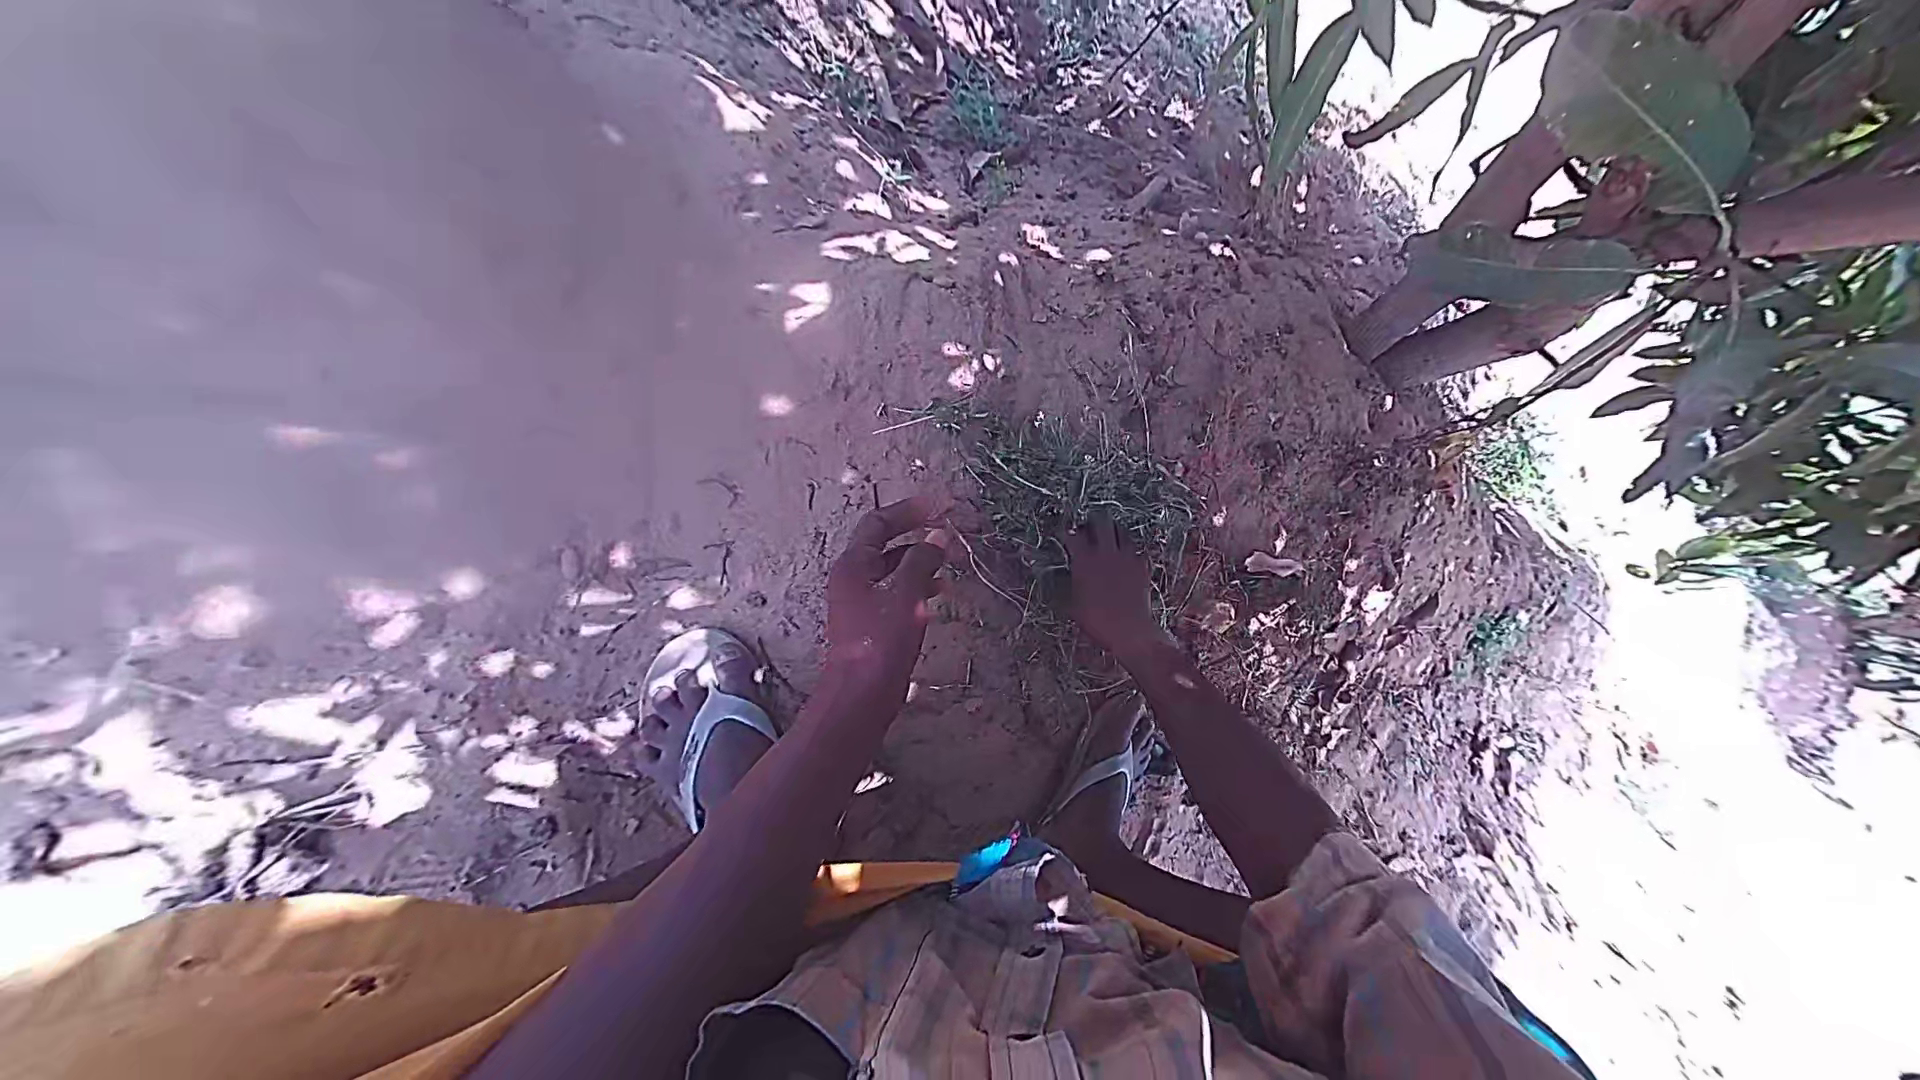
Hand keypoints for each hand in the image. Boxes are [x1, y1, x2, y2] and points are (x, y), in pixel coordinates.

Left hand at [825, 496, 946, 692]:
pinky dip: (916, 585)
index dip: (908, 511)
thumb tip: (937, 536)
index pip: (878, 522)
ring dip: (920, 561)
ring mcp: (859, 601)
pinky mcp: (870, 622)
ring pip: (892, 569)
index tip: (938, 506)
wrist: (861, 697)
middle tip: (949, 534)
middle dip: (917, 536)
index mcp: (853, 565)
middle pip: (884, 544)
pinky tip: (937, 593)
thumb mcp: (905, 596)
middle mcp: (852, 578)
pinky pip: (895, 591)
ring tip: (950, 564)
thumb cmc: (880, 643)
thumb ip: (921, 561)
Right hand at [1064, 516, 1168, 659]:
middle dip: (1092, 521)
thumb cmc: (1098, 620)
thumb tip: (1061, 576)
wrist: (1130, 631)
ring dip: (1112, 530)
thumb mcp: (1071, 603)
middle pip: (1100, 521)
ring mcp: (1127, 557)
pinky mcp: (1141, 565)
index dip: (1066, 532)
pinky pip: (1135, 548)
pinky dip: (1128, 548)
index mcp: (1085, 560)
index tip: (1063, 534)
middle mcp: (1106, 552)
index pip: (1073, 535)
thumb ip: (1066, 583)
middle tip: (1087, 527)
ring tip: (1106, 536)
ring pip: (1120, 530)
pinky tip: (1124, 555)